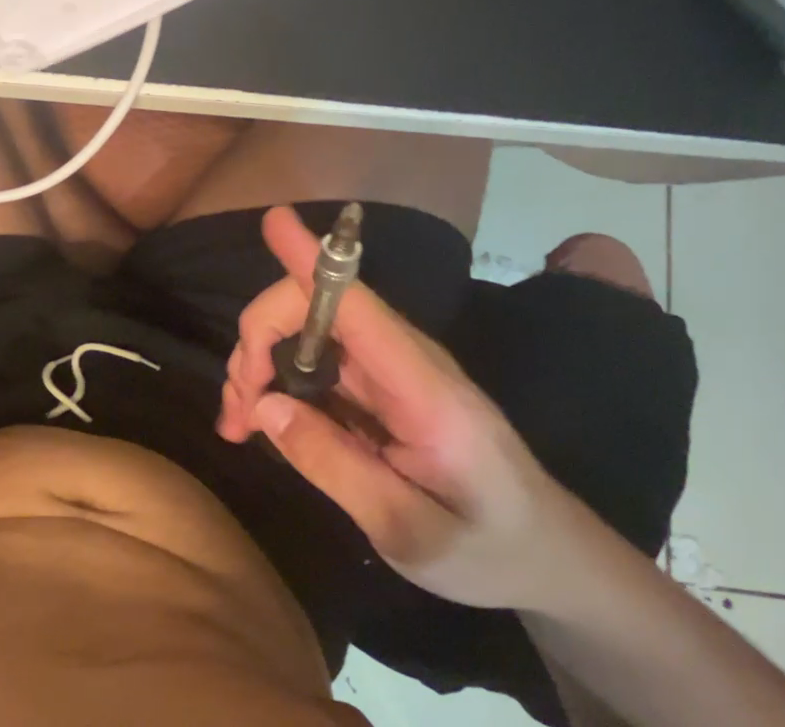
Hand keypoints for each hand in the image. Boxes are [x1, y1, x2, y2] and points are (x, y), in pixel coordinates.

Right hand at [218, 207, 590, 611]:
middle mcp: (406, 367)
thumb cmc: (491, 552)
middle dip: (257, 345)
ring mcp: (391, 377)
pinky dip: (273, 385)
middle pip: (315, 316)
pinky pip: (313, 367)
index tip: (274, 219)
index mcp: (426, 391)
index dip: (312, 261)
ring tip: (237, 426)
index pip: (358, 306)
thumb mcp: (409, 531)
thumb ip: (335, 467)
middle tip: (235, 413)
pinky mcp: (379, 393)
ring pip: (305, 339)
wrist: (549, 564)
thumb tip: (263, 405)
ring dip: (257, 367)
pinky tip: (255, 421)